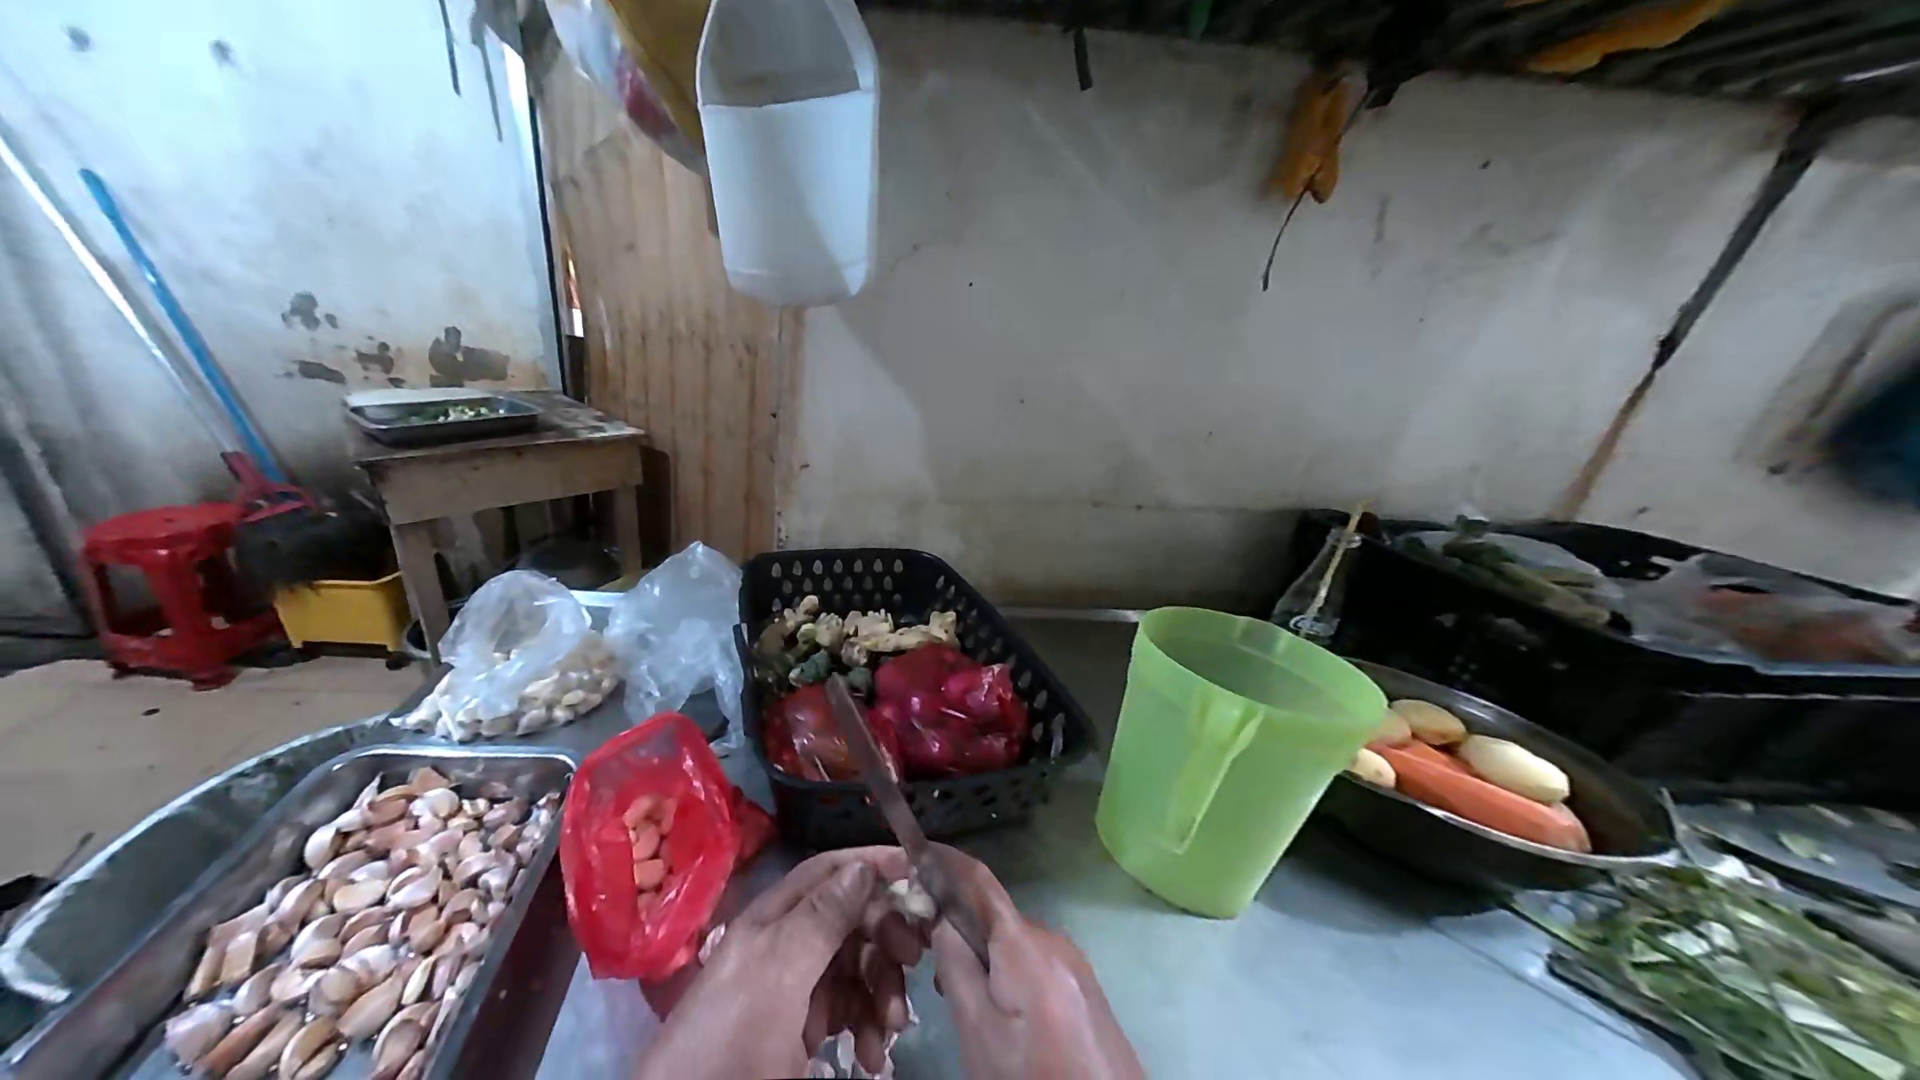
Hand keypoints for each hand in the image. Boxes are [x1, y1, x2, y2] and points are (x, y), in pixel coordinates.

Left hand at [636, 847, 924, 1079]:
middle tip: (913, 961)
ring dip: (883, 991)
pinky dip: (868, 1026)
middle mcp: (786, 943)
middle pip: (851, 919)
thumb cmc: (731, 1042)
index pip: (829, 871)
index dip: (871, 865)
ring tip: (892, 1029)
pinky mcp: (802, 1028)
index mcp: (775, 918)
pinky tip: (871, 1055)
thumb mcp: (778, 974)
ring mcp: (794, 987)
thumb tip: (863, 865)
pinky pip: (850, 1009)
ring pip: (857, 966)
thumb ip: (821, 918)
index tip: (917, 873)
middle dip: (885, 938)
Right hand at [930, 846, 1142, 1079]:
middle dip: (960, 930)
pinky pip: (1034, 962)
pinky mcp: (1082, 985)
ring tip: (968, 1006)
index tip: (916, 853)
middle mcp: (1052, 937)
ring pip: (1012, 942)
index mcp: (1025, 941)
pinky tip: (1002, 1016)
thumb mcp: (979, 1031)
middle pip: (993, 917)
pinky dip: (1008, 974)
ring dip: (984, 958)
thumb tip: (942, 916)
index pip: (979, 880)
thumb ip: (956, 966)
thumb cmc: (1033, 1077)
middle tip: (934, 975)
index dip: (946, 860)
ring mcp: (1072, 961)